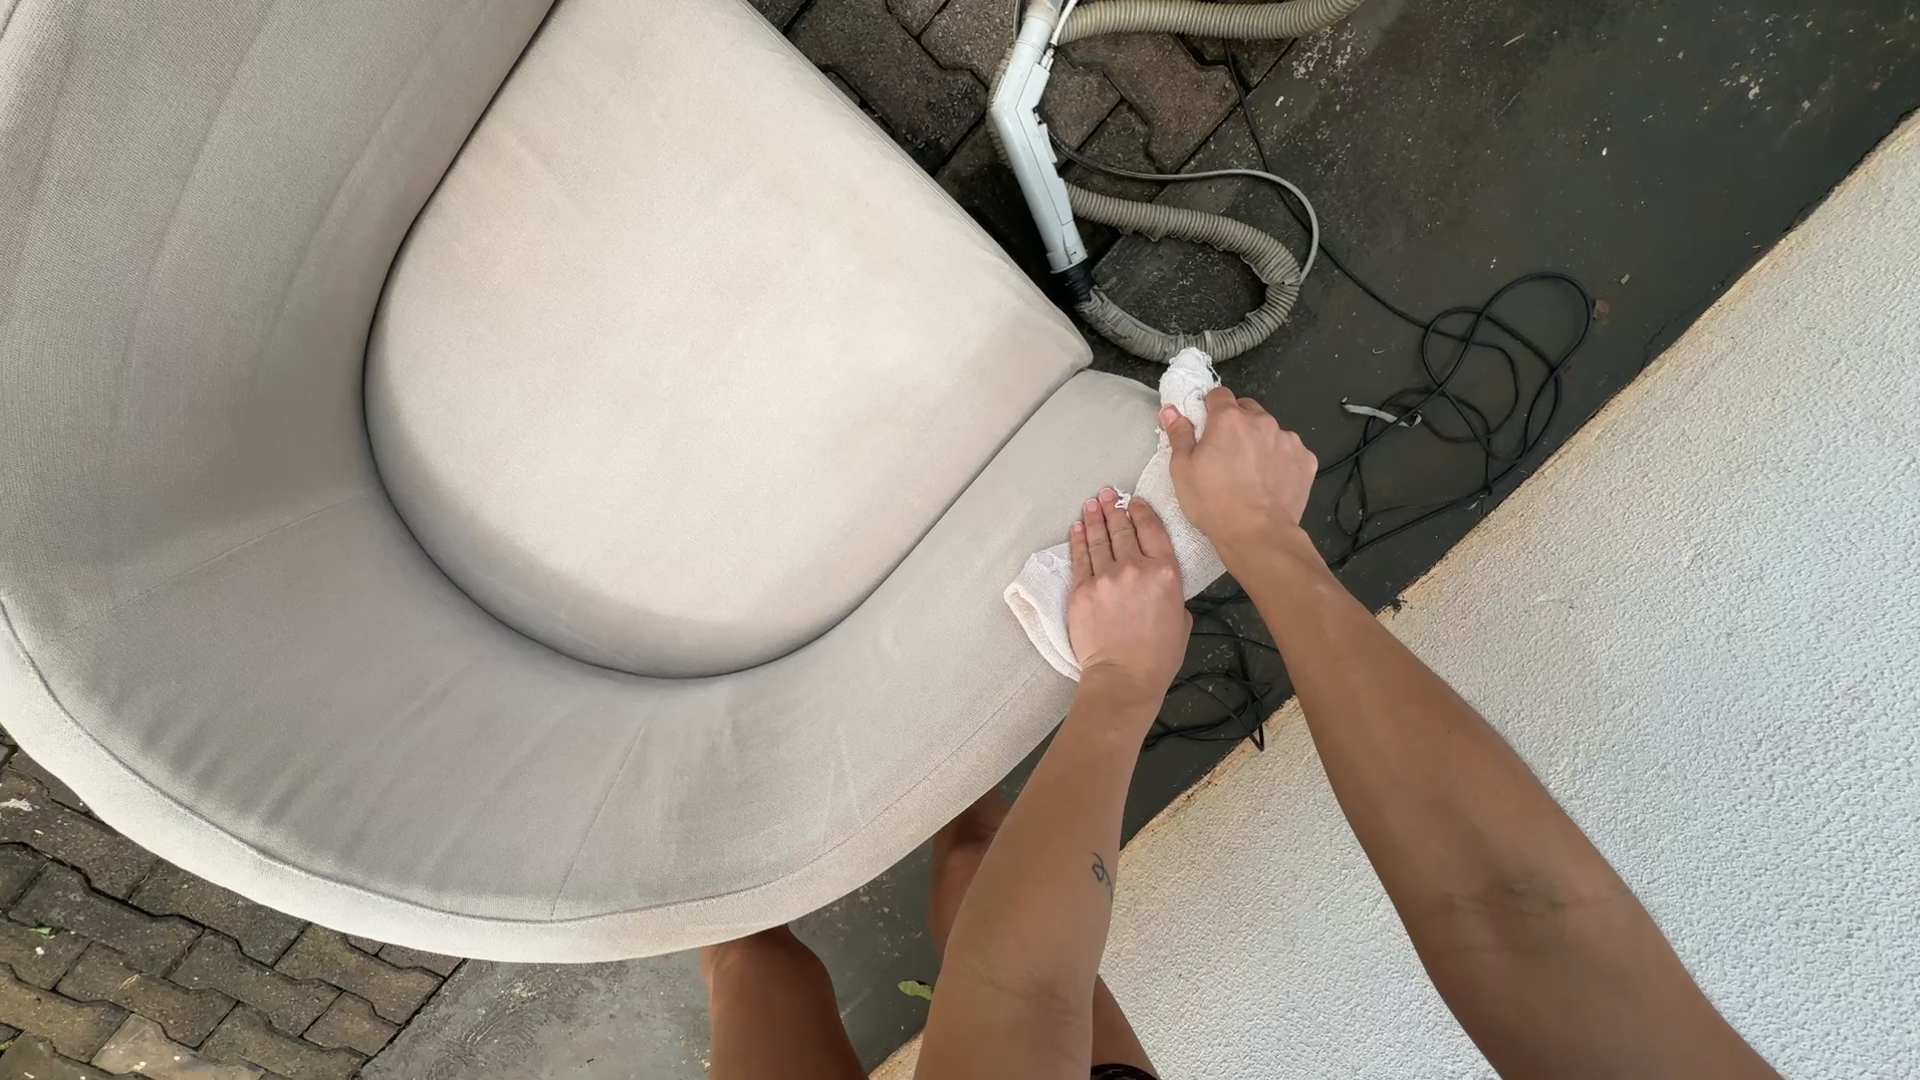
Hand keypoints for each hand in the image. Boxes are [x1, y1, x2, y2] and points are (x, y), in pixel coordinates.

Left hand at [1066, 489, 1191, 703]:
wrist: (1124, 676)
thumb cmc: (1157, 655)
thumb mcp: (1182, 618)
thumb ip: (1171, 592)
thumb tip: (1159, 583)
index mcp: (1166, 573)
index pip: (1151, 529)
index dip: (1140, 511)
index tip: (1134, 503)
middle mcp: (1135, 567)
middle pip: (1122, 528)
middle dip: (1115, 507)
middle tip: (1108, 495)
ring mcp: (1106, 576)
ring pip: (1099, 538)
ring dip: (1095, 517)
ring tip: (1092, 503)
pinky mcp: (1082, 589)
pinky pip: (1080, 557)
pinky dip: (1079, 538)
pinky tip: (1078, 527)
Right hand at [1161, 387, 1316, 564]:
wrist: (1256, 534)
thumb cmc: (1214, 503)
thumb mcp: (1182, 470)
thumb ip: (1179, 434)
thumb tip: (1171, 410)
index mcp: (1229, 420)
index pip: (1219, 394)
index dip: (1209, 408)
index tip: (1205, 425)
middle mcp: (1262, 422)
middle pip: (1246, 409)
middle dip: (1235, 424)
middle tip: (1224, 453)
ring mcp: (1287, 440)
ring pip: (1269, 430)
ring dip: (1258, 441)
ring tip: (1247, 472)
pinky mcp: (1305, 459)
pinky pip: (1289, 451)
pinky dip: (1279, 460)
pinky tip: (1267, 481)